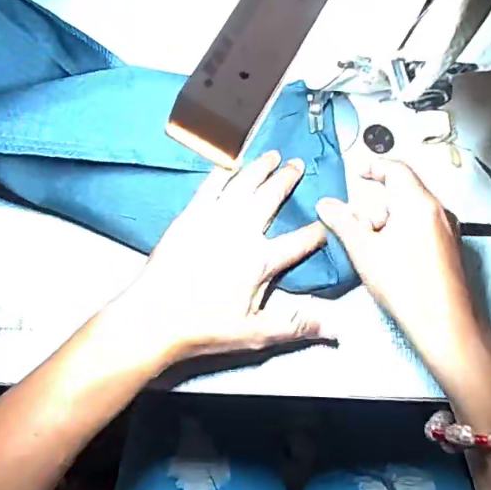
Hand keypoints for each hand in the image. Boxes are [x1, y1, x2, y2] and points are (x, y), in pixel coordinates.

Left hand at [94, 151, 328, 369]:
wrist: (154, 316)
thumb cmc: (202, 327)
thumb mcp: (255, 334)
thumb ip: (296, 325)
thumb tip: (336, 327)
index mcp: (260, 261)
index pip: (300, 241)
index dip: (318, 230)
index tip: (329, 220)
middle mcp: (240, 232)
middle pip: (271, 198)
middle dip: (287, 180)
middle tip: (298, 164)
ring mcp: (213, 220)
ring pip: (243, 185)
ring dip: (259, 168)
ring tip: (271, 156)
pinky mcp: (189, 216)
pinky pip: (209, 186)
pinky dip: (221, 172)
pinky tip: (228, 163)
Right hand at [316, 159, 475, 351]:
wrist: (444, 325)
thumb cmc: (407, 287)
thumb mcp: (363, 250)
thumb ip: (342, 222)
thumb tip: (326, 205)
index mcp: (419, 204)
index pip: (397, 169)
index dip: (374, 166)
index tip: (359, 172)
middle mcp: (439, 212)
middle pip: (403, 193)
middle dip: (376, 207)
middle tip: (359, 228)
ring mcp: (448, 230)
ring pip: (411, 212)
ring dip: (388, 223)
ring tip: (374, 250)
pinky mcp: (450, 249)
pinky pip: (422, 228)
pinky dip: (402, 234)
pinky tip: (391, 260)